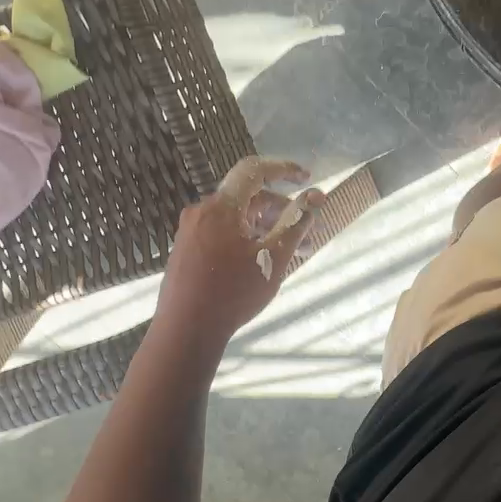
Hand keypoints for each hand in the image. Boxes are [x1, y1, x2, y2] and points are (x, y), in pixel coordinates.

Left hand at [156, 156, 325, 342]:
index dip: (284, 169)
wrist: (184, 332)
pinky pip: (225, 231)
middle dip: (283, 210)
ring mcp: (192, 231)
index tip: (307, 179)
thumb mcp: (274, 256)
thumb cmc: (232, 293)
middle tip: (310, 230)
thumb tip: (316, 195)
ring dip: (269, 227)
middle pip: (250, 197)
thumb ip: (296, 222)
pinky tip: (266, 259)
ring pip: (239, 217)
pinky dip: (250, 236)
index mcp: (221, 208)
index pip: (254, 170)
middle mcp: (202, 212)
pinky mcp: (188, 249)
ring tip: (295, 251)